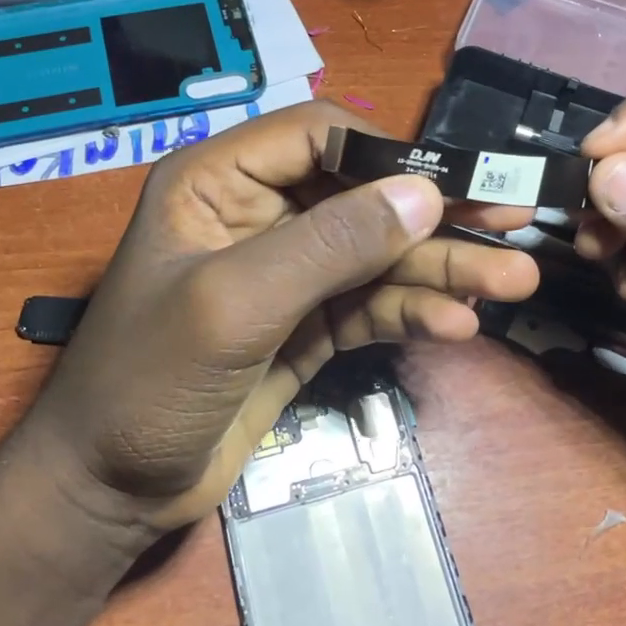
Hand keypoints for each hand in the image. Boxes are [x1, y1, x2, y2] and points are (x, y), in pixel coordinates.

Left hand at [26, 101, 538, 534]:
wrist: (111, 489)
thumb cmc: (149, 381)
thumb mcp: (236, 303)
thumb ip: (330, 245)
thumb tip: (425, 193)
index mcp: (220, 182)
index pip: (319, 135)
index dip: (389, 152)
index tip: (457, 181)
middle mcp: (259, 215)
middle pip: (361, 195)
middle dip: (435, 213)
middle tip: (513, 220)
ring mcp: (287, 274)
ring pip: (377, 254)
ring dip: (440, 269)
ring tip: (513, 282)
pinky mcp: (307, 326)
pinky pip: (370, 305)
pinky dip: (412, 313)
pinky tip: (457, 326)